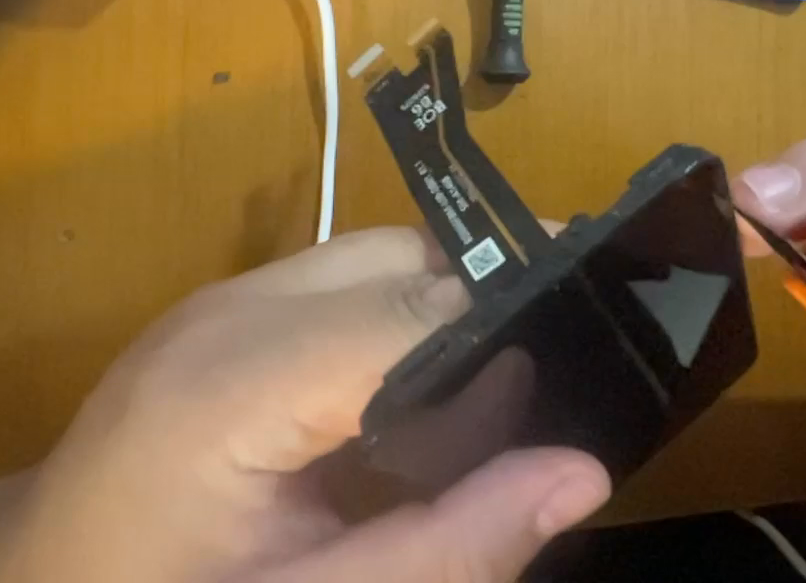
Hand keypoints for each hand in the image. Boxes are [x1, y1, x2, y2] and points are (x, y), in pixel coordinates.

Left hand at [0, 228, 609, 582]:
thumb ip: (449, 547)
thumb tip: (582, 472)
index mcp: (238, 380)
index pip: (413, 310)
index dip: (500, 338)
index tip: (559, 387)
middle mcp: (234, 307)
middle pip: (404, 259)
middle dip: (478, 314)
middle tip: (522, 402)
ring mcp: (223, 297)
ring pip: (381, 259)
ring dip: (437, 316)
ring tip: (461, 414)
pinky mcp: (226, 308)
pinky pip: (345, 283)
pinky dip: (395, 323)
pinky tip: (396, 405)